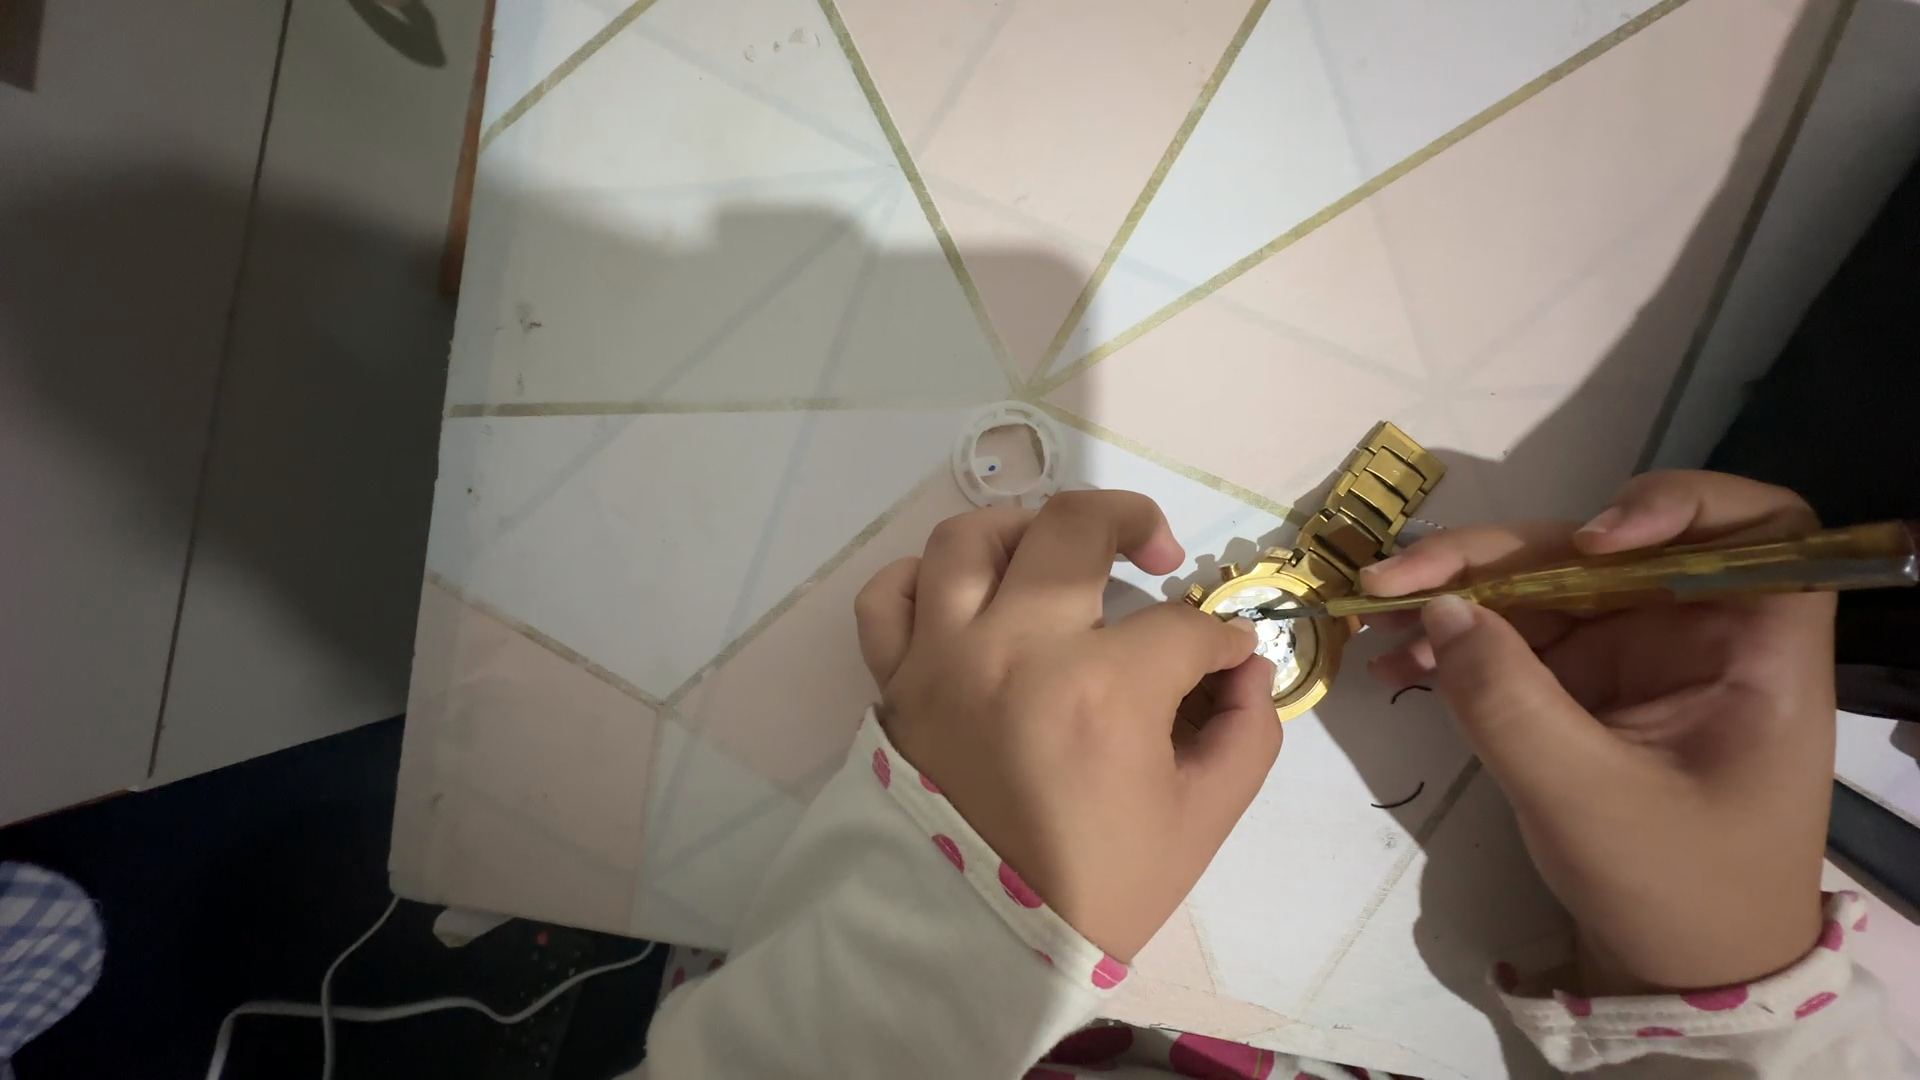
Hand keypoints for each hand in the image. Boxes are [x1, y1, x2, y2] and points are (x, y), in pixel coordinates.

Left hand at [853, 490, 1279, 960]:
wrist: (973, 945)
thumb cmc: (1091, 887)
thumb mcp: (1199, 824)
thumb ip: (1245, 734)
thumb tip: (1243, 664)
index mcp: (1100, 691)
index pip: (1179, 627)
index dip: (1217, 638)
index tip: (1223, 656)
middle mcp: (1013, 649)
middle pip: (1073, 527)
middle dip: (1132, 519)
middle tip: (1154, 551)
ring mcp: (940, 656)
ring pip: (967, 538)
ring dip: (1020, 529)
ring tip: (1049, 556)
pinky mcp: (893, 678)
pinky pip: (886, 595)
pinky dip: (920, 580)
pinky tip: (959, 598)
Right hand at [1362, 470, 1832, 994]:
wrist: (1667, 955)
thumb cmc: (1669, 884)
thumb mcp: (1582, 795)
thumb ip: (1506, 699)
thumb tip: (1438, 608)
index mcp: (1745, 651)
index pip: (1750, 529)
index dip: (1672, 508)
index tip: (1587, 544)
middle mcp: (1681, 632)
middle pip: (1584, 552)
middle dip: (1483, 557)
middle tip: (1388, 581)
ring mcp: (1616, 652)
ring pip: (1525, 587)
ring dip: (1442, 595)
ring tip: (1369, 620)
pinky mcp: (1564, 678)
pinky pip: (1496, 635)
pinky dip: (1440, 641)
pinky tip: (1391, 662)